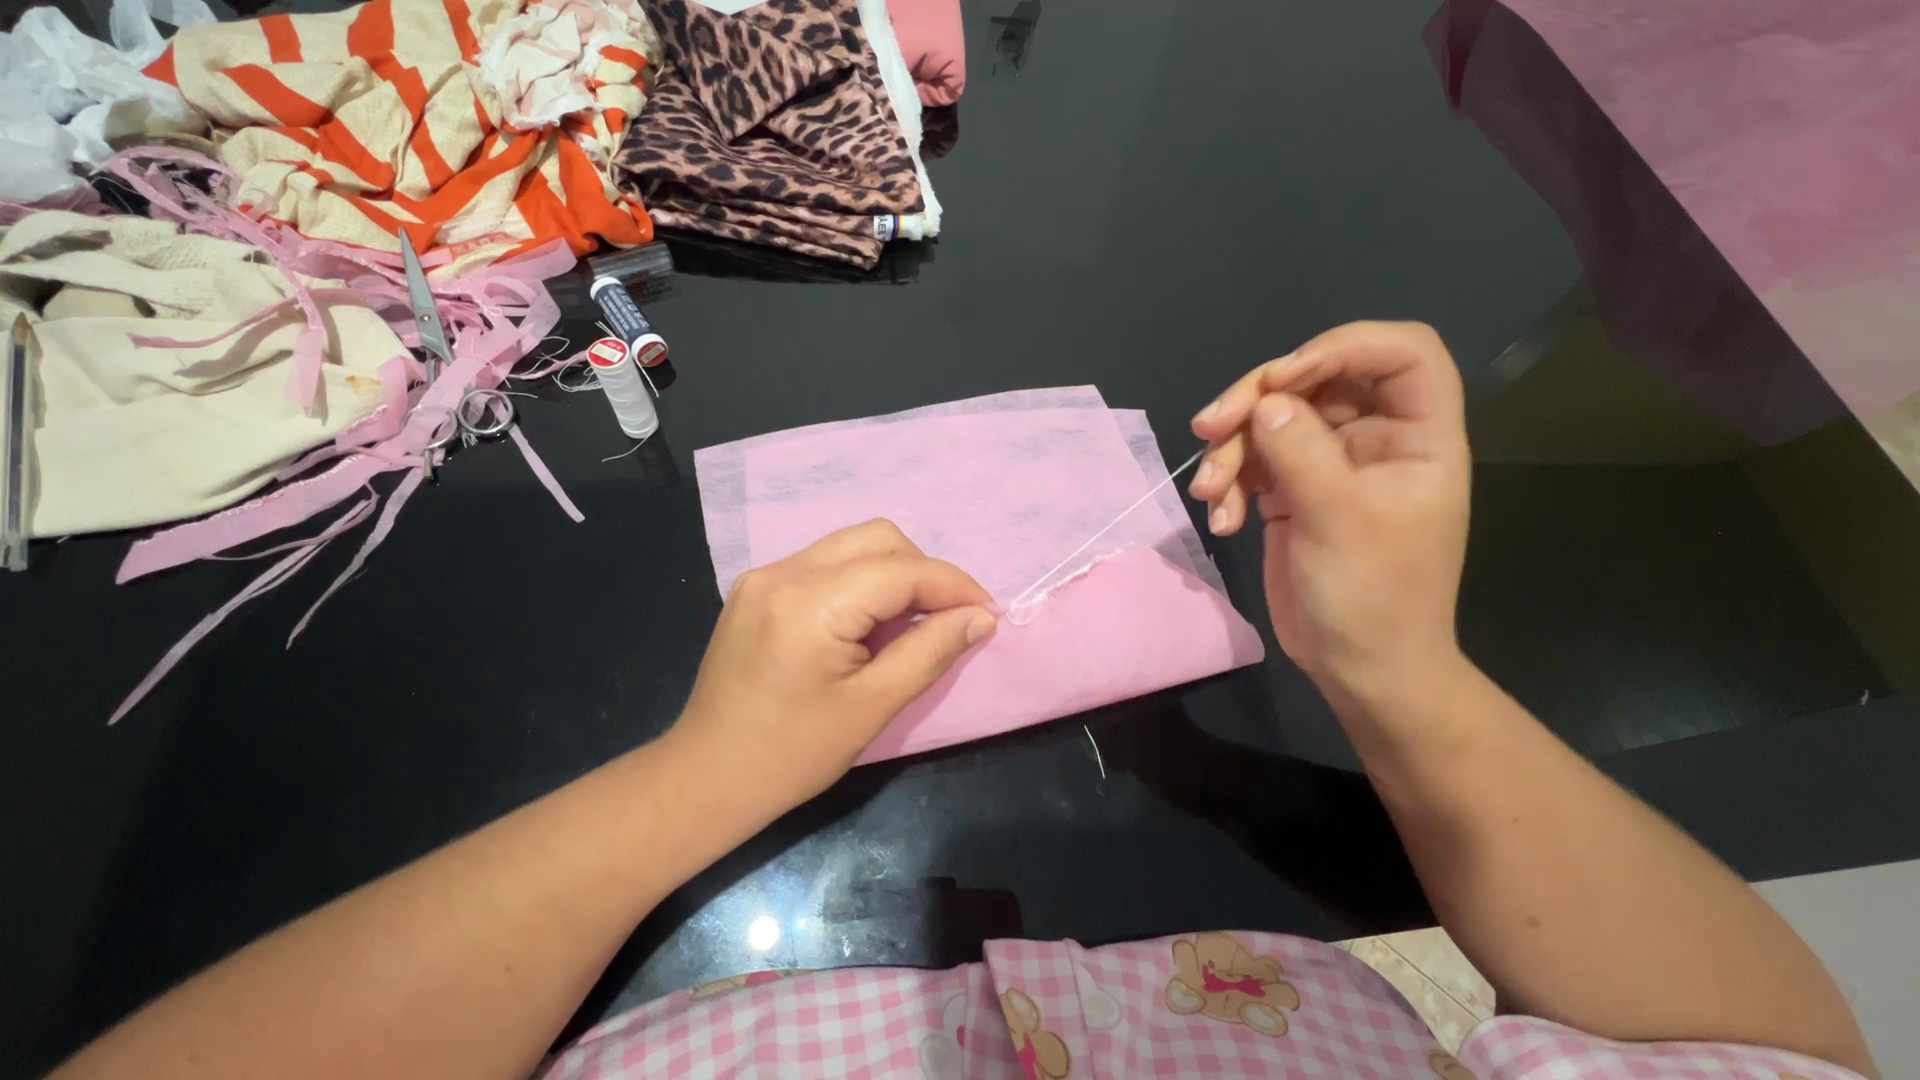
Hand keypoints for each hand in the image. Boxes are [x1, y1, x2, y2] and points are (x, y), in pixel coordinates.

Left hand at [671, 519, 996, 809]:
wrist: (707, 777)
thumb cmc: (792, 754)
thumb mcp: (872, 707)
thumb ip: (930, 652)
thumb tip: (980, 617)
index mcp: (810, 603)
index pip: (900, 570)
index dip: (953, 586)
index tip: (989, 612)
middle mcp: (783, 572)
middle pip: (877, 538)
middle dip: (924, 571)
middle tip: (950, 617)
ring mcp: (764, 576)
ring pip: (851, 545)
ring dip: (894, 572)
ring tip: (916, 620)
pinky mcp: (756, 589)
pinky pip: (825, 563)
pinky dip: (861, 580)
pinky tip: (871, 621)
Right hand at [1186, 321, 1470, 701]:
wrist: (1359, 667)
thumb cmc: (1374, 596)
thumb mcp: (1340, 519)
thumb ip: (1301, 451)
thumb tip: (1262, 402)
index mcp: (1417, 435)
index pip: (1400, 353)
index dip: (1342, 347)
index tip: (1282, 378)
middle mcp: (1375, 438)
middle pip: (1315, 381)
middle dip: (1257, 401)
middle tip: (1209, 427)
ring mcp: (1330, 464)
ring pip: (1273, 421)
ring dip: (1232, 451)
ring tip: (1209, 493)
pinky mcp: (1293, 492)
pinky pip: (1255, 463)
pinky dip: (1232, 486)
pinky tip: (1222, 522)